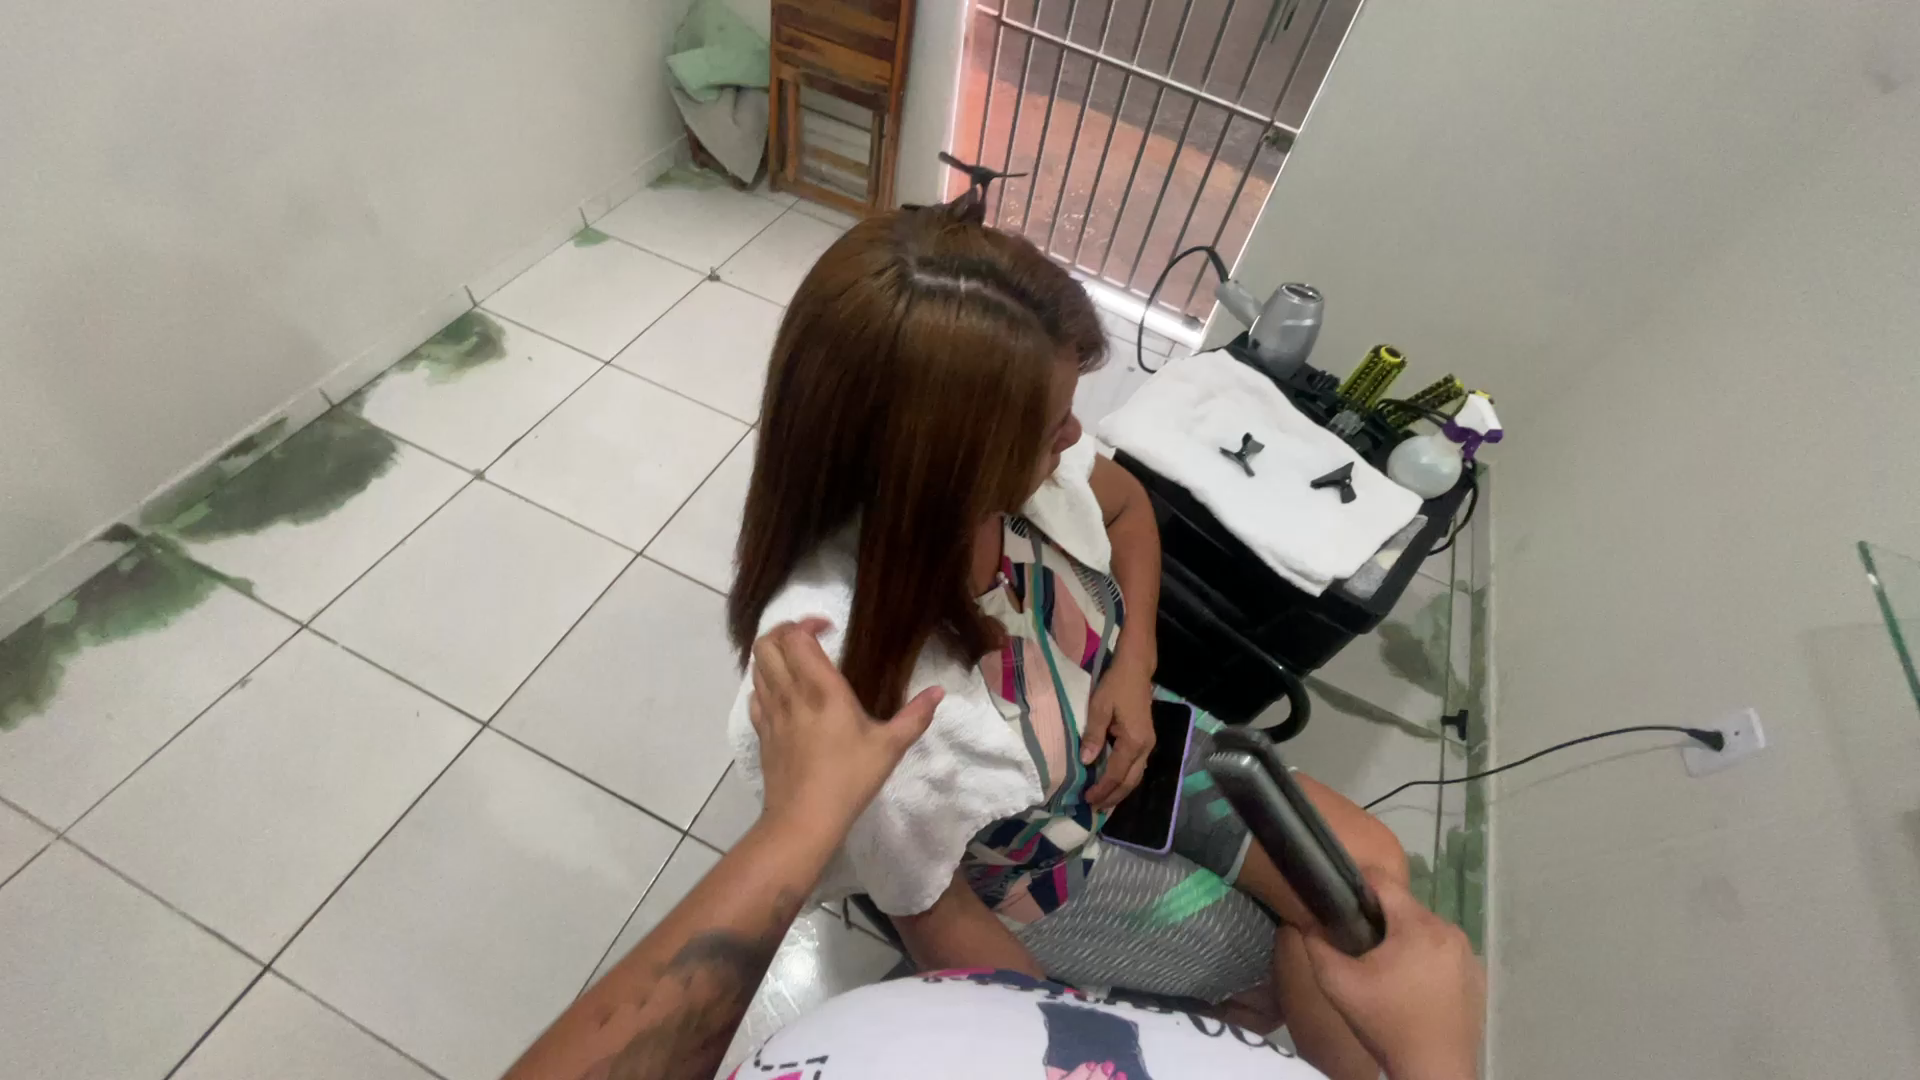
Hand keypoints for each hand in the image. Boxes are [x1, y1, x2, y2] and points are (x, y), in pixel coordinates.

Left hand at [750, 619, 943, 835]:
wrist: (803, 820)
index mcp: (821, 689)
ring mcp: (771, 713)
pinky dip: (765, 683)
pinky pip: (755, 695)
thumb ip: (915, 716)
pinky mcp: (762, 732)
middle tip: (808, 638)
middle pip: (767, 644)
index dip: (806, 623)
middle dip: (783, 631)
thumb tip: (939, 692)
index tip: (828, 627)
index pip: (797, 638)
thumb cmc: (849, 779)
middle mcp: (790, 693)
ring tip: (797, 662)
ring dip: (774, 655)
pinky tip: (785, 694)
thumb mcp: (890, 747)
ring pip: (756, 667)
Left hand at [1080, 659, 1155, 810]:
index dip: (1102, 789)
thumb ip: (1093, 735)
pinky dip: (1125, 779)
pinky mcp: (1146, 740)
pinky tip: (1114, 782)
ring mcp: (1148, 744)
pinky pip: (1136, 767)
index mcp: (1133, 741)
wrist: (1136, 668)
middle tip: (1094, 809)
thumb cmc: (1116, 685)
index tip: (1087, 800)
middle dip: (1112, 797)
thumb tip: (1086, 762)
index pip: (1116, 773)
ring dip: (1119, 791)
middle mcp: (1145, 747)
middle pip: (1130, 781)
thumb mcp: (1099, 707)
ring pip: (1135, 776)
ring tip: (1103, 802)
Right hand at [1284, 871, 1484, 1079]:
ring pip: (1421, 926)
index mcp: (1420, 927)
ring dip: (1400, 936)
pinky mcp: (1477, 977)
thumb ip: (1315, 941)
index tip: (1338, 903)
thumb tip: (1309, 918)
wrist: (1434, 1077)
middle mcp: (1450, 932)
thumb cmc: (1386, 1025)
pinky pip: (1440, 948)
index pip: (1382, 880)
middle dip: (1378, 917)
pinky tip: (1409, 984)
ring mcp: (1468, 956)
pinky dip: (1422, 955)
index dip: (1354, 884)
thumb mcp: (1336, 983)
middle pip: (1402, 904)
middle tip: (1357, 943)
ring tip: (1382, 965)